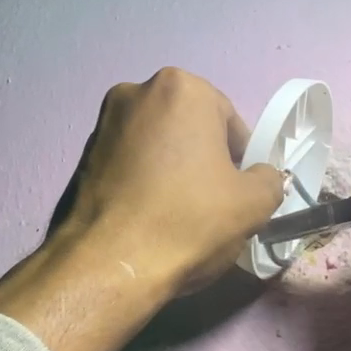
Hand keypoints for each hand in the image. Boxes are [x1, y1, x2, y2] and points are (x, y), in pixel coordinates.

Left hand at [0, 69, 284, 350]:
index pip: (229, 121)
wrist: (109, 263)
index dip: (240, 160)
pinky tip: (148, 216)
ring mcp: (103, 123)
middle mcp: (136, 92)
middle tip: (211, 203)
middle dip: (203, 159)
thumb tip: (262, 177)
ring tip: (177, 213)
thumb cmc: (187, 221)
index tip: (237, 192)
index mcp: (181, 87)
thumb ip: (269, 180)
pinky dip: (142, 182)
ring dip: (171, 170)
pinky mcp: (81, 156)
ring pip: (156, 145)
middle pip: (188, 128)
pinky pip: (128, 163)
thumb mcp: (252, 204)